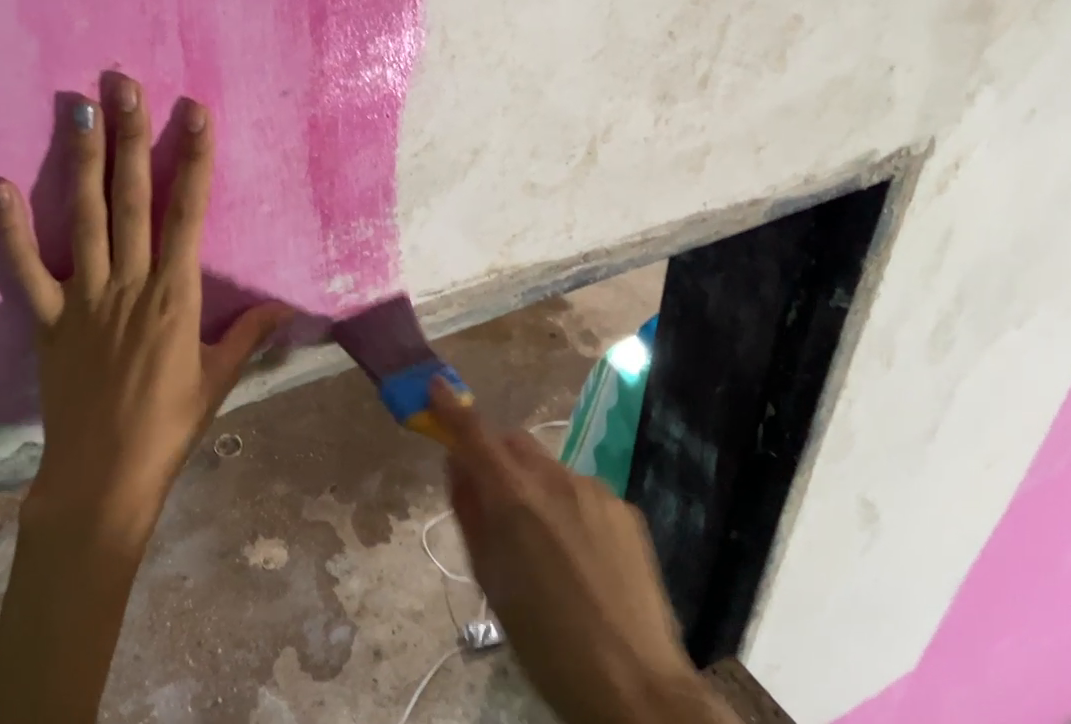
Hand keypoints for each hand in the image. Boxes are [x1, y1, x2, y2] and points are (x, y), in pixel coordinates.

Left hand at [0, 74, 292, 545]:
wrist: (106, 477)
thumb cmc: (169, 428)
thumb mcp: (218, 381)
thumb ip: (248, 336)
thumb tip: (286, 307)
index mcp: (176, 297)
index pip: (189, 214)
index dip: (194, 159)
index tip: (194, 111)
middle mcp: (131, 285)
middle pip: (132, 199)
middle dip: (132, 137)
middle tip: (124, 83)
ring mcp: (84, 299)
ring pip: (86, 218)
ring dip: (84, 160)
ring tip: (80, 107)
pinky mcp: (47, 320)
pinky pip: (25, 269)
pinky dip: (9, 228)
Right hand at [430, 382, 735, 723]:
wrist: (635, 684)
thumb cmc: (544, 640)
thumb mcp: (490, 580)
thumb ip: (470, 514)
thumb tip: (457, 469)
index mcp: (514, 498)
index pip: (473, 435)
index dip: (450, 408)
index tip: (435, 386)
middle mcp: (556, 480)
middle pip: (513, 443)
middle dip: (493, 455)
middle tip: (486, 495)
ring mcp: (596, 492)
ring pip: (548, 468)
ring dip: (531, 485)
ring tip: (539, 544)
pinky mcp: (626, 511)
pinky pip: (581, 493)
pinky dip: (566, 506)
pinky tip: (576, 556)